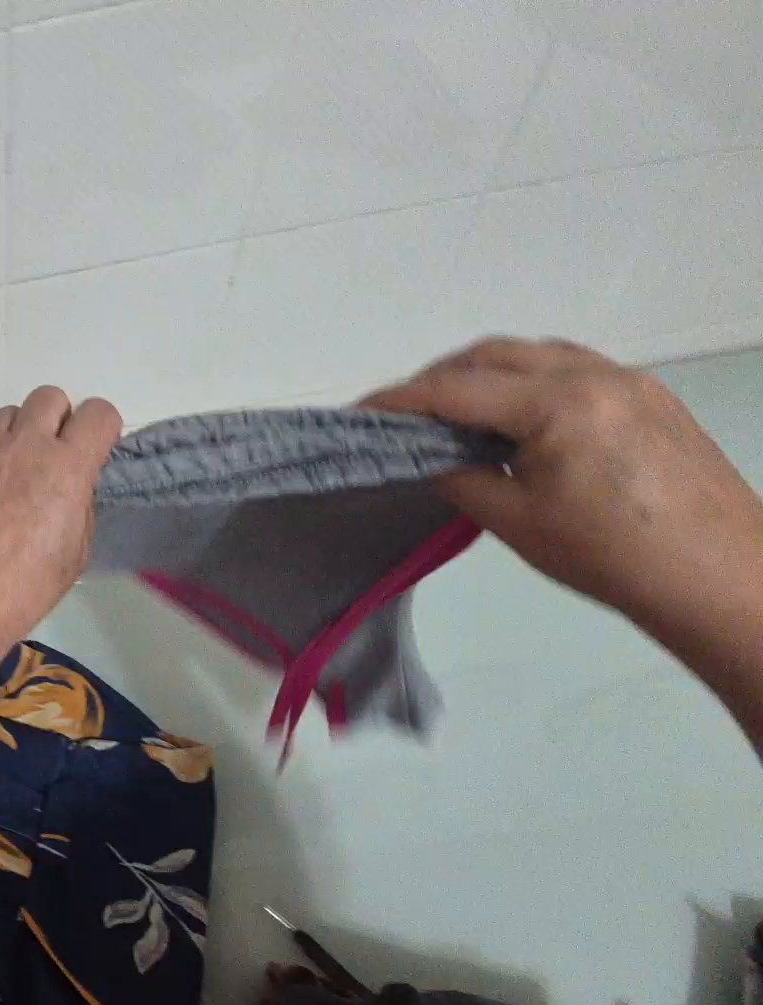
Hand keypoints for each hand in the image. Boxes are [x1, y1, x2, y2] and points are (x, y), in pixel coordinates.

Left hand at [0, 386, 122, 670]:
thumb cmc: (26, 588)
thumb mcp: (76, 550)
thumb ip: (79, 501)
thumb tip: (70, 482)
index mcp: (66, 467)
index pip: (99, 412)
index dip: (101, 430)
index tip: (93, 453)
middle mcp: (23, 446)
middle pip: (49, 397)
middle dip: (58, 421)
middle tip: (51, 458)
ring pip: (6, 414)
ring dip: (16, 435)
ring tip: (10, 473)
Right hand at [362, 337, 762, 628]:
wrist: (721, 577)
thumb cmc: (606, 553)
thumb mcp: (509, 517)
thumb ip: (456, 473)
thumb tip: (428, 455)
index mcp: (559, 405)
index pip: (455, 389)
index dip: (398, 399)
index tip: (356, 412)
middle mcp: (596, 377)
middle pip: (492, 356)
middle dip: (435, 379)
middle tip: (400, 415)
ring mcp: (630, 382)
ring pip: (532, 355)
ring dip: (480, 374)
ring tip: (449, 413)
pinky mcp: (649, 398)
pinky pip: (568, 368)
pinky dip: (522, 380)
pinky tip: (508, 416)